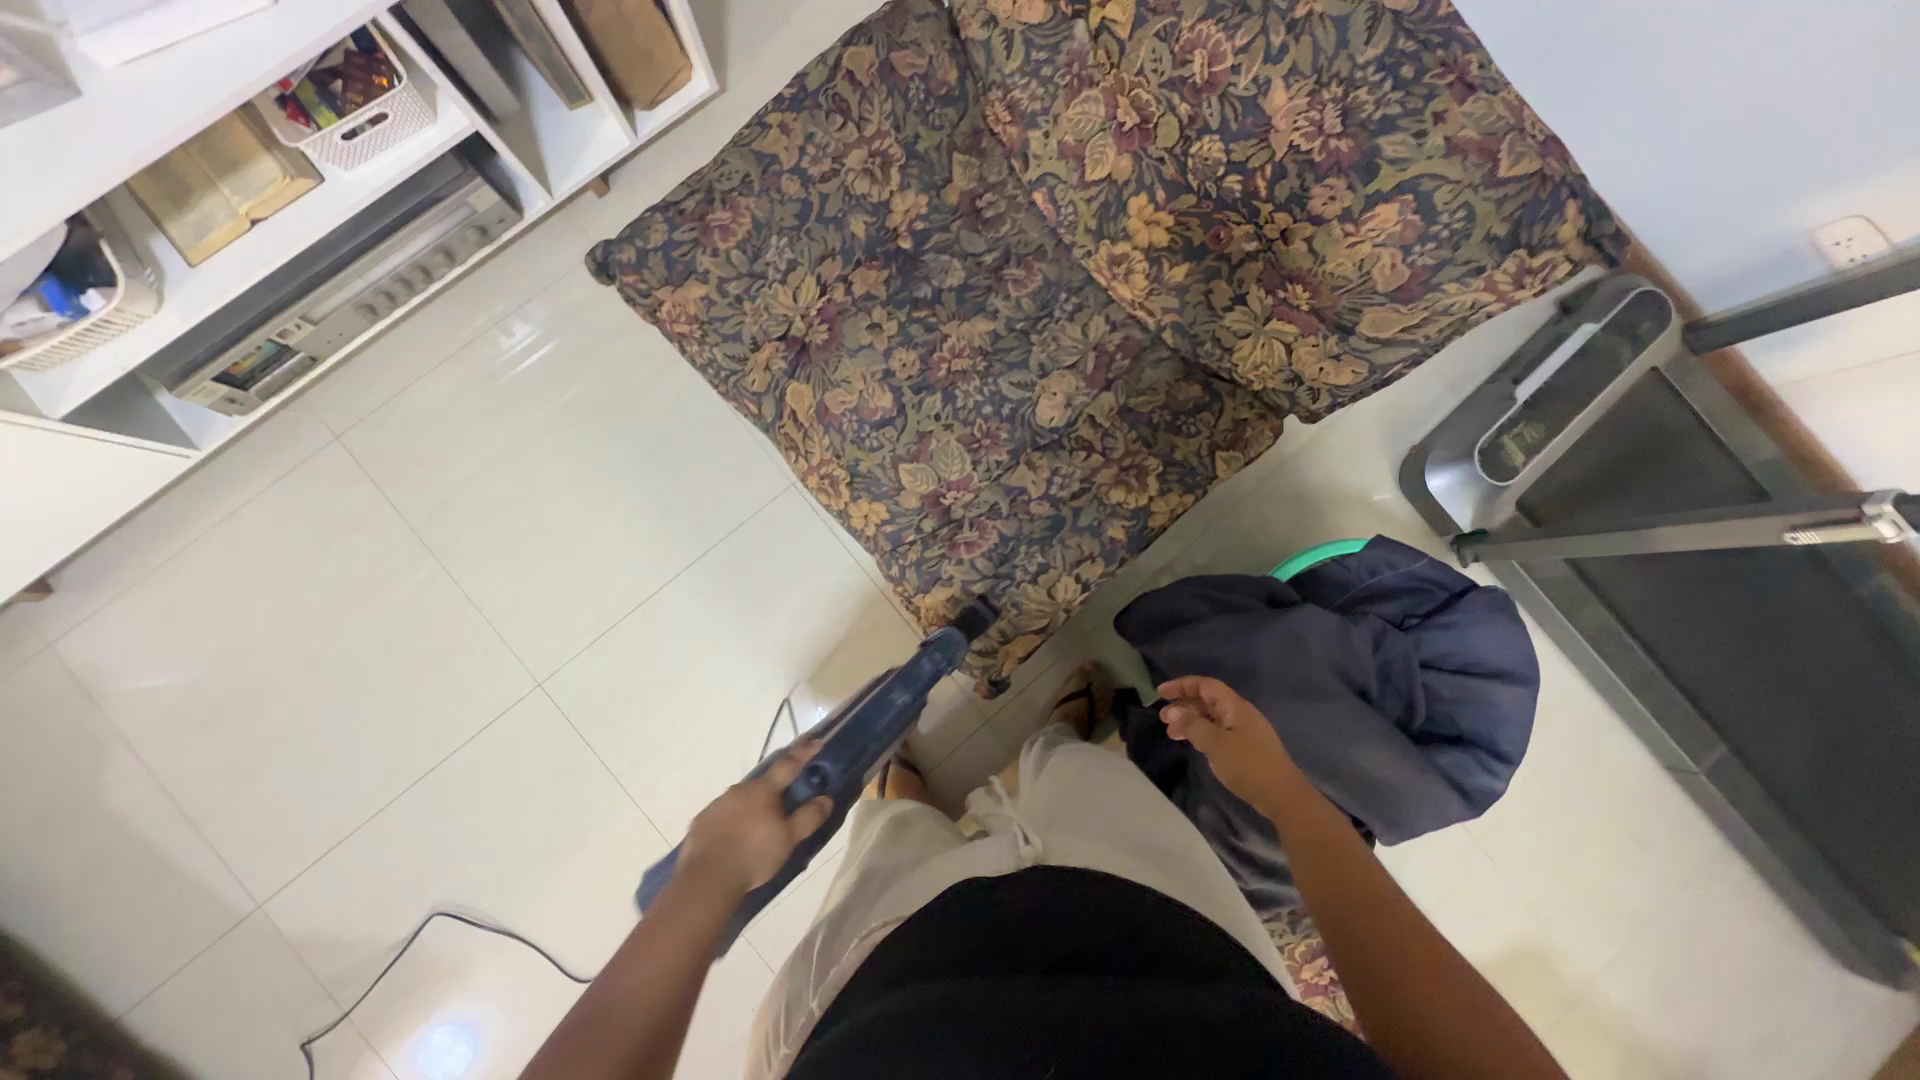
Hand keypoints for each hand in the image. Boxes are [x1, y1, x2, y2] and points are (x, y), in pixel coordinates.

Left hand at [678, 740, 833, 895]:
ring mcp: (716, 805)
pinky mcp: (700, 823)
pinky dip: (731, 824)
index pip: (788, 765)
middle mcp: (738, 790)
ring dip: (751, 809)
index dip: (804, 752)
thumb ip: (809, 817)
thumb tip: (826, 799)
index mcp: (763, 790)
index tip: (816, 740)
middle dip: (774, 792)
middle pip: (762, 786)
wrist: (708, 878)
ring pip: (740, 801)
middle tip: (783, 807)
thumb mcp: (789, 838)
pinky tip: (733, 842)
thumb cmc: (755, 854)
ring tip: (757, 831)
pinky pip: (722, 817)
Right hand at [1158, 675, 1305, 814]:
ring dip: (1190, 722)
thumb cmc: (1248, 765)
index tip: (1161, 692)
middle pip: (1208, 701)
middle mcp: (1240, 714)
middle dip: (1183, 706)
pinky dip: (1201, 734)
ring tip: (1172, 734)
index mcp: (1235, 707)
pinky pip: (1218, 732)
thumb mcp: (1215, 744)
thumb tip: (1173, 712)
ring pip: (1212, 718)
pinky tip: (1193, 744)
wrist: (1283, 795)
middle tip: (1163, 719)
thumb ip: (1192, 725)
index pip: (1205, 685)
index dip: (1182, 685)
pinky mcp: (1246, 747)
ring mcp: (1244, 731)